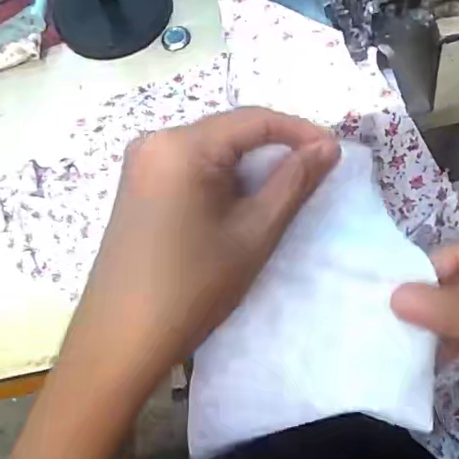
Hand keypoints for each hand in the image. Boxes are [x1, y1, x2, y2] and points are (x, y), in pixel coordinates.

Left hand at [56, 107, 339, 402]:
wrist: (121, 340)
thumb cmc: (193, 287)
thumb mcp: (253, 233)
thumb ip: (293, 183)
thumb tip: (328, 147)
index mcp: (181, 145)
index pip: (254, 119)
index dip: (301, 131)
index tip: (336, 153)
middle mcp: (155, 140)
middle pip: (230, 131)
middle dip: (276, 148)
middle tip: (316, 174)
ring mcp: (141, 163)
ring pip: (212, 149)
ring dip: (251, 166)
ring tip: (285, 191)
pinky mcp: (137, 186)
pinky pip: (191, 167)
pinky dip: (224, 179)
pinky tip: (242, 203)